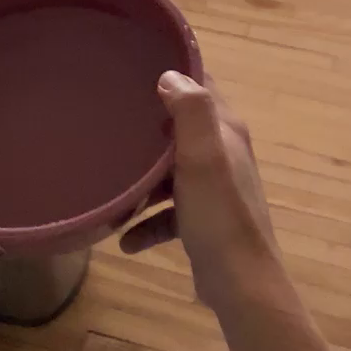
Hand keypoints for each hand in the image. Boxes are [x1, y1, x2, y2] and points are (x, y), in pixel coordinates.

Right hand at [120, 71, 282, 310]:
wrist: (240, 285)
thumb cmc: (219, 215)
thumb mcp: (203, 157)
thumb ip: (191, 112)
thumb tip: (169, 74)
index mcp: (225, 131)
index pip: (202, 85)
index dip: (174, 72)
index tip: (135, 65)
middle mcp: (223, 153)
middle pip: (181, 126)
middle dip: (149, 122)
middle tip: (110, 117)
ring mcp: (213, 187)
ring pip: (171, 169)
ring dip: (144, 177)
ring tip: (111, 181)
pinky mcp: (203, 220)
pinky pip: (169, 211)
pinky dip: (148, 220)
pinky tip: (125, 238)